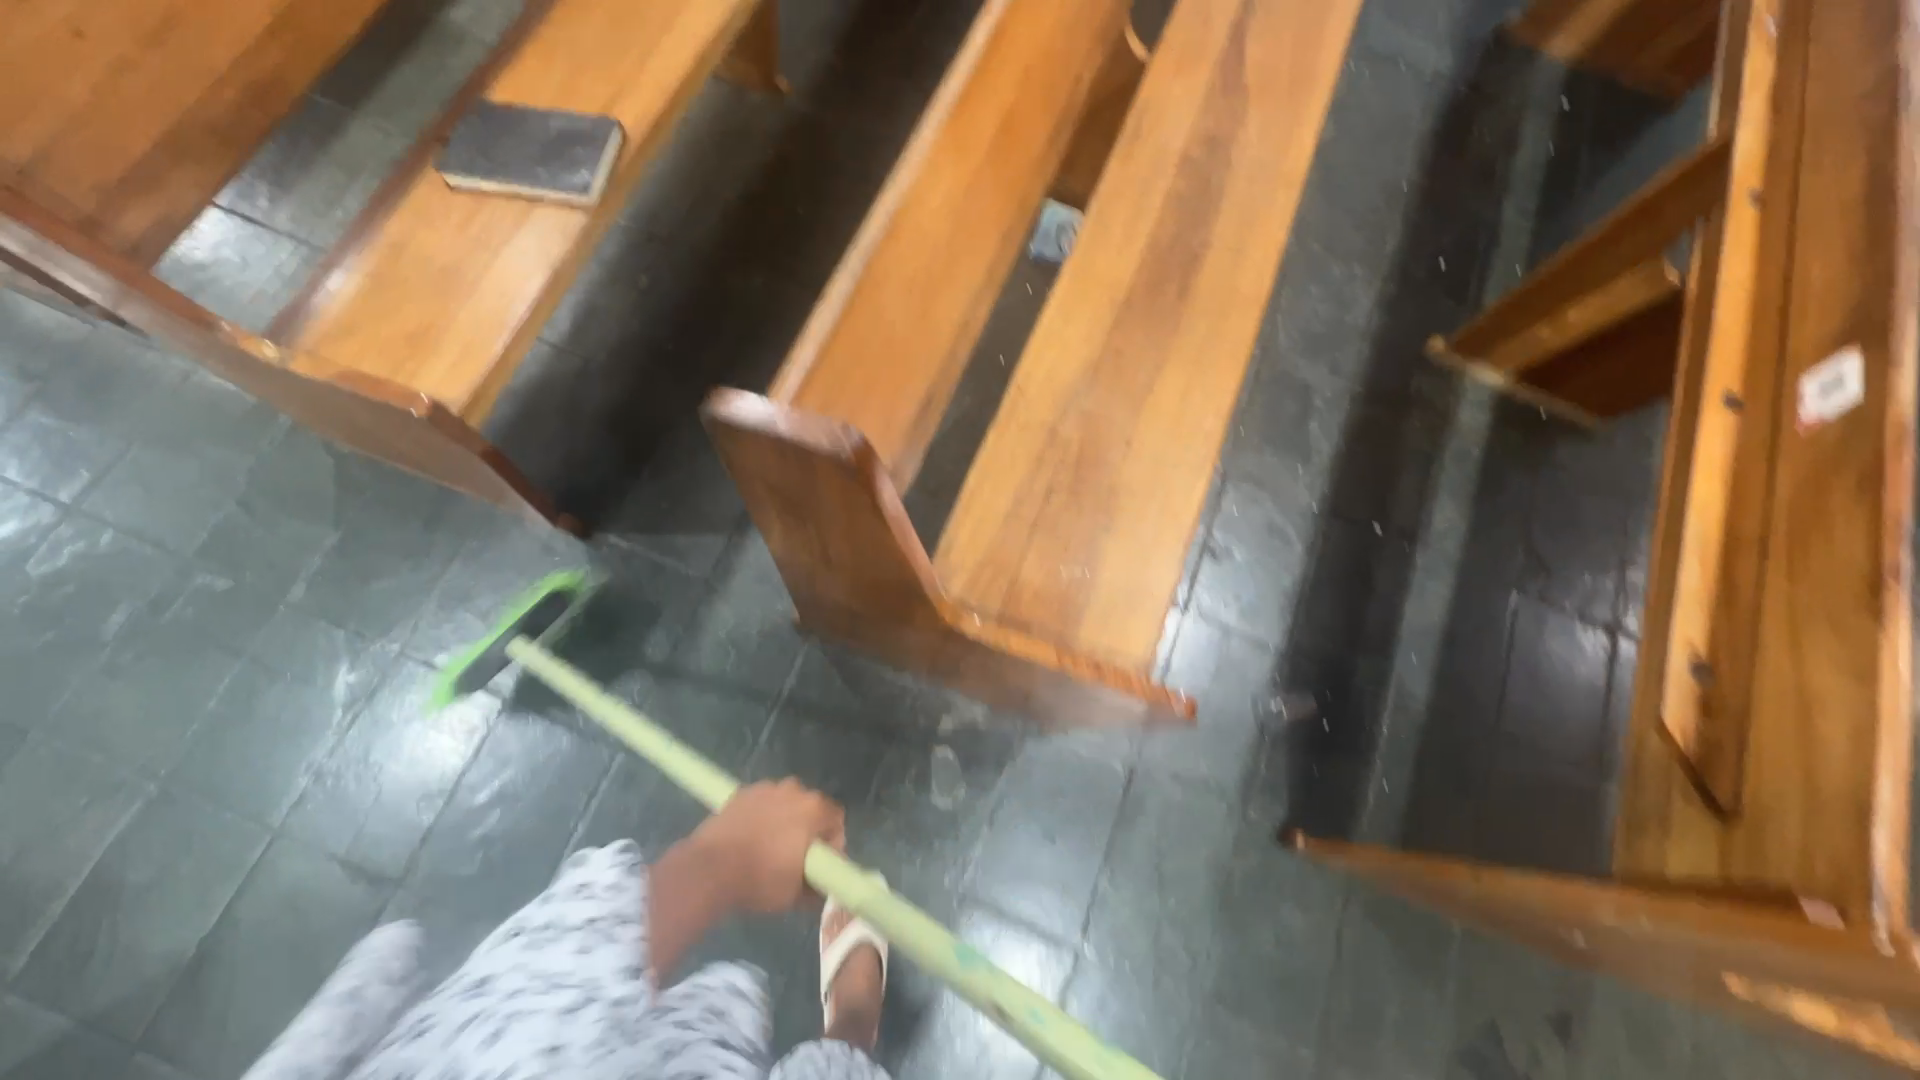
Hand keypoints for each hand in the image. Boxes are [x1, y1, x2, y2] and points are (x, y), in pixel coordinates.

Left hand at [689, 779, 845, 913]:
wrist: (709, 870)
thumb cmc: (760, 880)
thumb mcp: (796, 896)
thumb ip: (818, 889)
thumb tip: (823, 889)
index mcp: (814, 809)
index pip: (836, 820)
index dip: (831, 843)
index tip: (818, 864)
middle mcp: (794, 789)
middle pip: (811, 808)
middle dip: (807, 829)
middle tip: (794, 857)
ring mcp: (765, 788)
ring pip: (784, 803)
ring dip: (783, 820)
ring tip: (768, 847)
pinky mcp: (741, 792)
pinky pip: (761, 803)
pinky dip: (760, 815)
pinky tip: (749, 838)